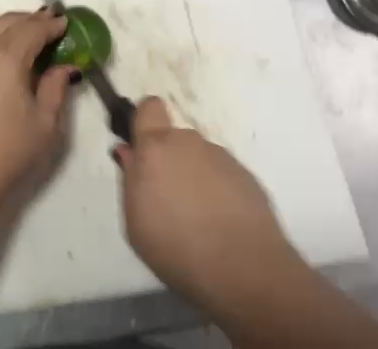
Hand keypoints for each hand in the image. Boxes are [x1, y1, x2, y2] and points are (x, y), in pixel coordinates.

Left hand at [0, 9, 75, 216]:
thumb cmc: (7, 152)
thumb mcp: (44, 122)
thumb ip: (56, 86)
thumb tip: (65, 66)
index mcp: (4, 57)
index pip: (32, 28)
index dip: (51, 24)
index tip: (65, 23)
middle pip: (7, 22)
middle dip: (30, 20)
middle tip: (49, 25)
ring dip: (10, 30)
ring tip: (29, 40)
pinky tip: (4, 60)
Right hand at [115, 98, 303, 313]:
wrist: (243, 269)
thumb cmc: (176, 246)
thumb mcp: (135, 221)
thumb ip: (130, 179)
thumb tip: (129, 151)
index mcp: (157, 147)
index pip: (149, 107)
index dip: (144, 122)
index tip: (143, 150)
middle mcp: (191, 143)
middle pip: (175, 140)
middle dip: (170, 161)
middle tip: (169, 200)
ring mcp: (223, 158)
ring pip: (200, 159)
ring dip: (195, 178)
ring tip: (199, 220)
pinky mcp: (248, 178)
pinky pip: (224, 176)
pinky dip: (219, 193)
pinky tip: (222, 225)